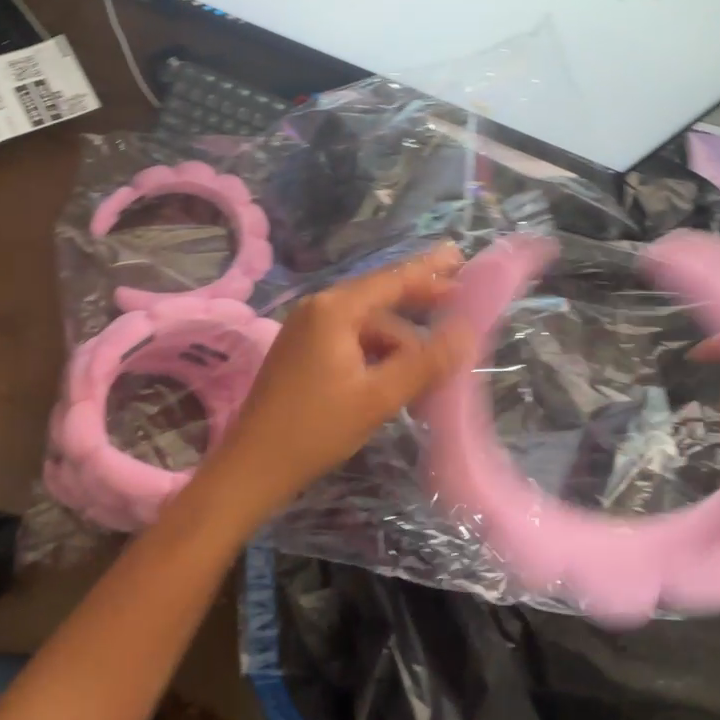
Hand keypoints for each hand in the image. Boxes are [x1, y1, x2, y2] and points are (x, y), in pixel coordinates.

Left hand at [200, 245, 472, 520]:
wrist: (254, 464)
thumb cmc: (317, 428)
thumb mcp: (378, 398)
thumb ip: (424, 362)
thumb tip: (465, 331)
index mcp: (333, 309)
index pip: (391, 280)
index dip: (428, 269)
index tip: (459, 255)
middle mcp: (317, 308)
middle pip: (379, 301)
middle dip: (419, 311)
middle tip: (460, 315)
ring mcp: (305, 329)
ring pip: (367, 327)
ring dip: (399, 346)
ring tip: (431, 378)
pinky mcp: (302, 351)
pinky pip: (350, 341)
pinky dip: (377, 356)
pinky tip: (397, 381)